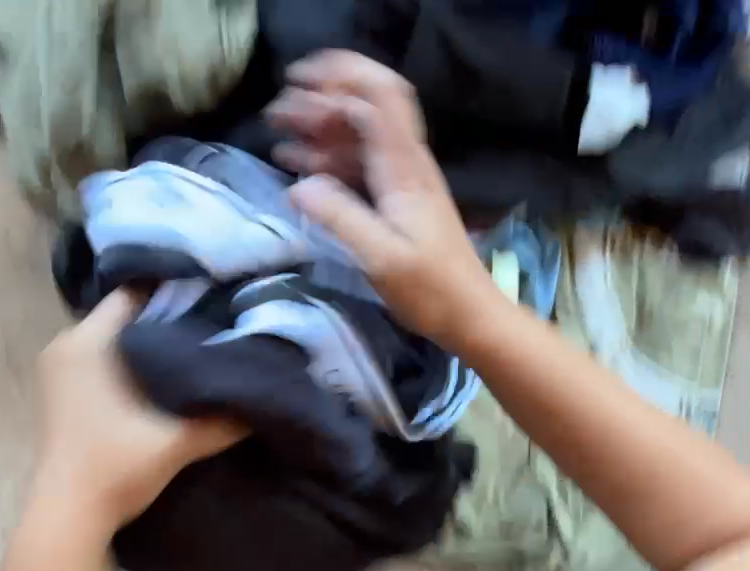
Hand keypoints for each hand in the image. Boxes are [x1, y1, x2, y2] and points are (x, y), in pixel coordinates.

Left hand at [31, 290, 243, 529]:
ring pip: (117, 342)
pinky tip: (167, 382)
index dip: (177, 295)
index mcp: (85, 343)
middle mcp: (65, 346)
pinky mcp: (65, 395)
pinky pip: (105, 363)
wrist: (69, 516)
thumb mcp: (177, 443)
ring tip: (198, 352)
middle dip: (168, 321)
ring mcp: (61, 372)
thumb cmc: (114, 469)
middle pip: (127, 317)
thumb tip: (264, 397)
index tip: (215, 301)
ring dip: (152, 346)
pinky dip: (134, 366)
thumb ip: (223, 420)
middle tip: (215, 326)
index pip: (135, 295)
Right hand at [267, 50, 503, 349]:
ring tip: (279, 139)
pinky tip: (301, 172)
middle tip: (279, 114)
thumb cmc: (432, 291)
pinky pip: (361, 167)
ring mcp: (403, 181)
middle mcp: (405, 163)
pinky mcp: (399, 202)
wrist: (471, 315)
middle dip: (321, 100)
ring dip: (320, 131)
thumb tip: (298, 187)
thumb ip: (341, 218)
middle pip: (365, 106)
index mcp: (403, 168)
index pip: (374, 96)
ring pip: (359, 137)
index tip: (295, 86)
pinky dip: (330, 162)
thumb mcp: (382, 258)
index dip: (337, 78)